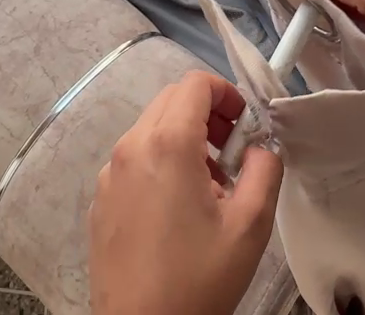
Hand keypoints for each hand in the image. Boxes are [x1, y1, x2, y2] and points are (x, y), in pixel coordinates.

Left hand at [89, 71, 283, 314]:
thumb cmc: (198, 280)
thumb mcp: (250, 224)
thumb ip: (265, 168)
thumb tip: (260, 147)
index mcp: (167, 143)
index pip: (195, 84)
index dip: (226, 93)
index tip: (243, 124)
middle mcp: (132, 147)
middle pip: (171, 100)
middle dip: (206, 114)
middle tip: (231, 152)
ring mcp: (110, 173)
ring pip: (151, 128)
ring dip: (183, 138)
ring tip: (208, 186)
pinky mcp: (100, 199)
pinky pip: (134, 159)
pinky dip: (159, 163)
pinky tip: (177, 210)